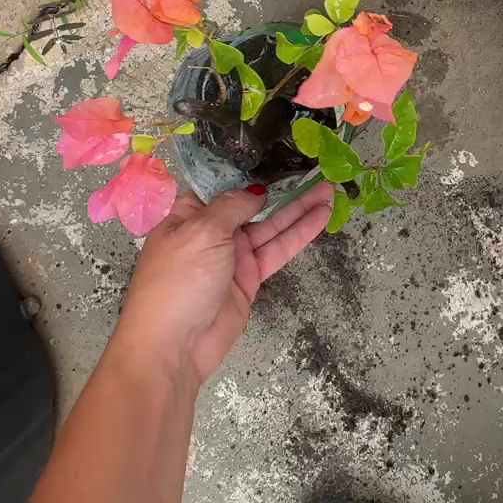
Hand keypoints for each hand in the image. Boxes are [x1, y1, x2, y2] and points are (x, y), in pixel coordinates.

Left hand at [110, 181, 334, 390]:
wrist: (173, 348)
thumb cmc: (178, 281)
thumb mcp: (201, 232)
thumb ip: (232, 206)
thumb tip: (254, 193)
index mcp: (189, 217)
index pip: (222, 187)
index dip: (248, 173)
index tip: (277, 155)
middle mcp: (212, 233)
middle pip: (253, 205)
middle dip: (282, 188)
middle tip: (315, 170)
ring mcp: (233, 257)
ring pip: (271, 225)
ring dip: (300, 208)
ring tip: (329, 188)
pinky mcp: (250, 279)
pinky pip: (278, 249)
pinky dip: (300, 233)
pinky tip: (321, 216)